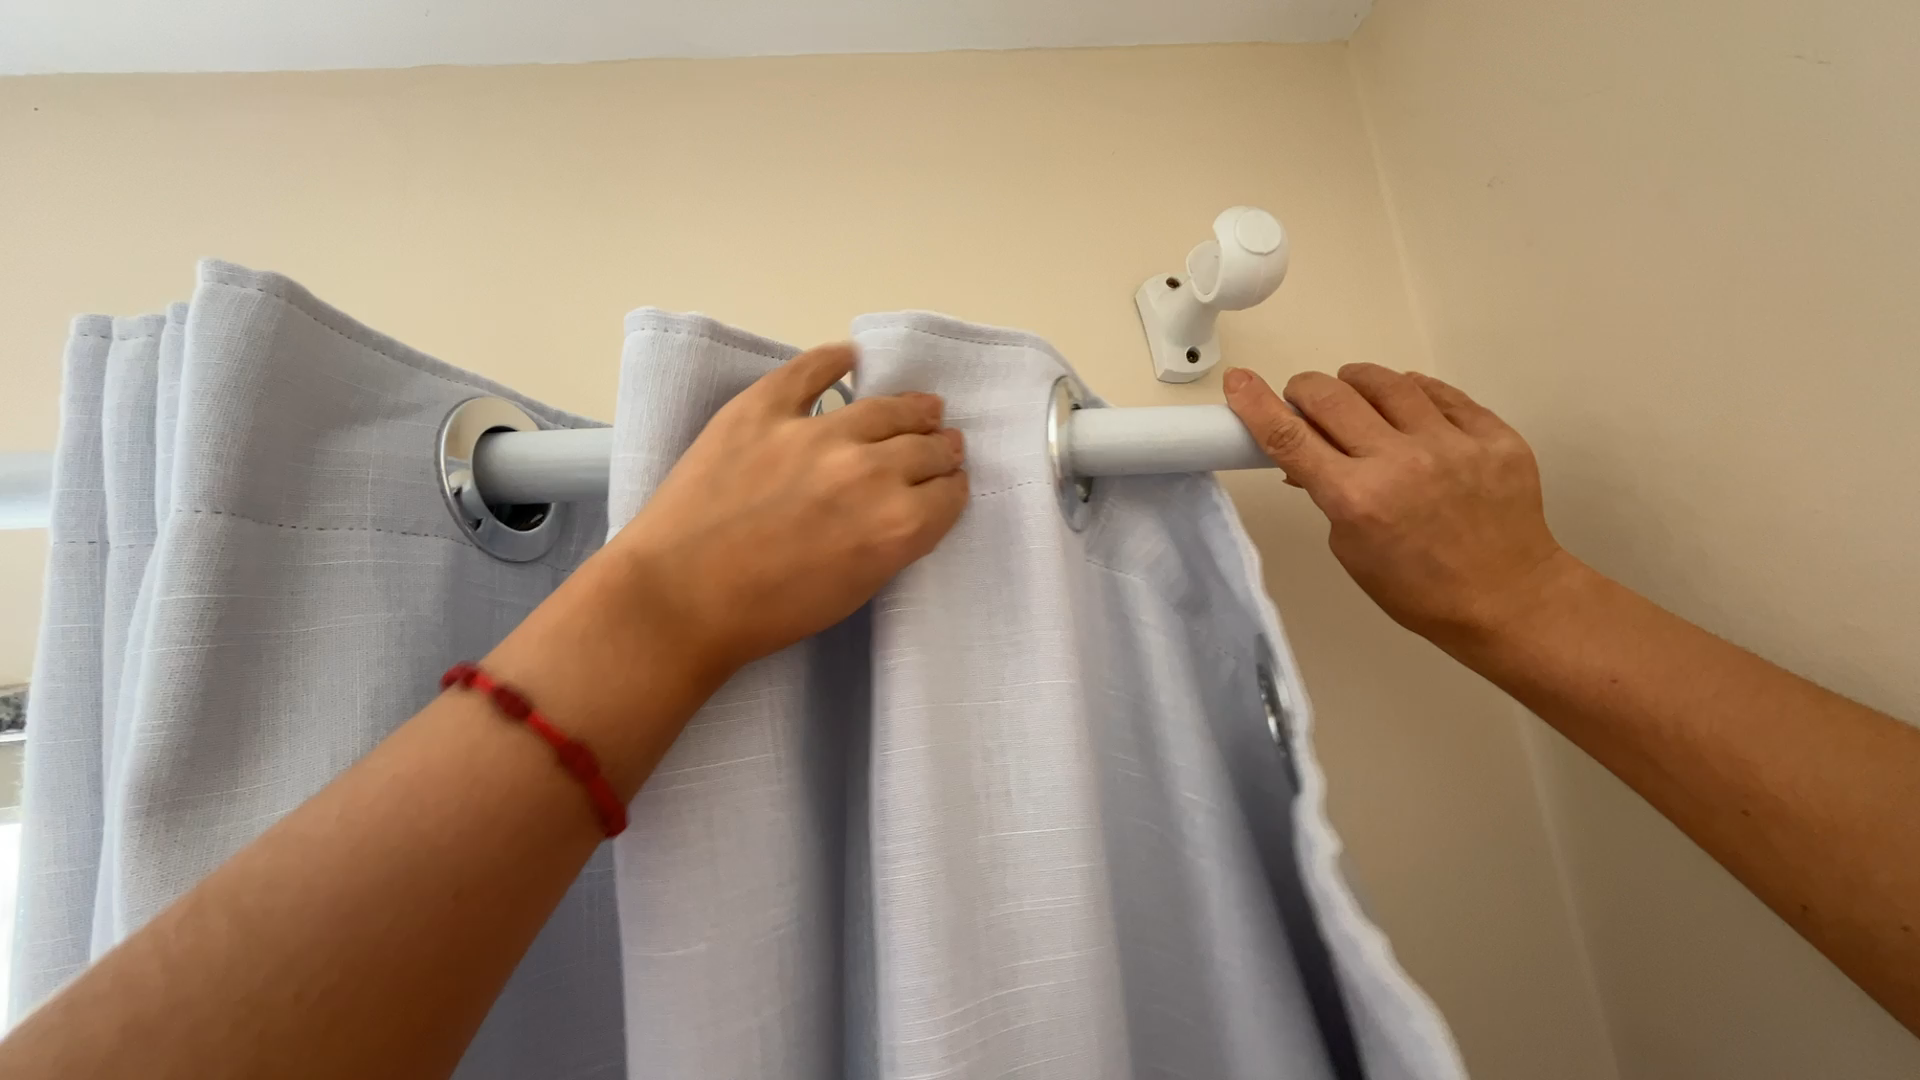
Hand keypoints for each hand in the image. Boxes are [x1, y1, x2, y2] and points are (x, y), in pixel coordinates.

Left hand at [609, 343, 967, 673]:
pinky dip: (833, 360)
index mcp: (898, 525)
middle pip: (927, 448)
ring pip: (886, 407)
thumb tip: (904, 508)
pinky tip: (850, 357)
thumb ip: (891, 544)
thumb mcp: (855, 591)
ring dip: (912, 408)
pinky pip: (810, 371)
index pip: (948, 493)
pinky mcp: (764, 409)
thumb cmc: (769, 613)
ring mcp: (816, 433)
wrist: (680, 599)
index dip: (952, 487)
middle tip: (944, 443)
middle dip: (942, 448)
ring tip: (923, 406)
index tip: (948, 483)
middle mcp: (871, 471)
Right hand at [1223, 363, 1577, 645]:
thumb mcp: (1349, 546)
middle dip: (1306, 389)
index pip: (1290, 437)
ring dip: (1354, 382)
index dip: (1256, 404)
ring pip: (1386, 381)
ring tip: (1352, 394)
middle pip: (1332, 397)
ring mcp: (1452, 445)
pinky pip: (1438, 393)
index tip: (1238, 380)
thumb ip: (1327, 493)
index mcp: (1355, 499)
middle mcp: (1399, 462)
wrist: (1506, 598)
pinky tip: (1403, 404)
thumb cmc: (1412, 587)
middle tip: (1303, 398)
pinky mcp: (1493, 435)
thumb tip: (1306, 458)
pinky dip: (1409, 392)